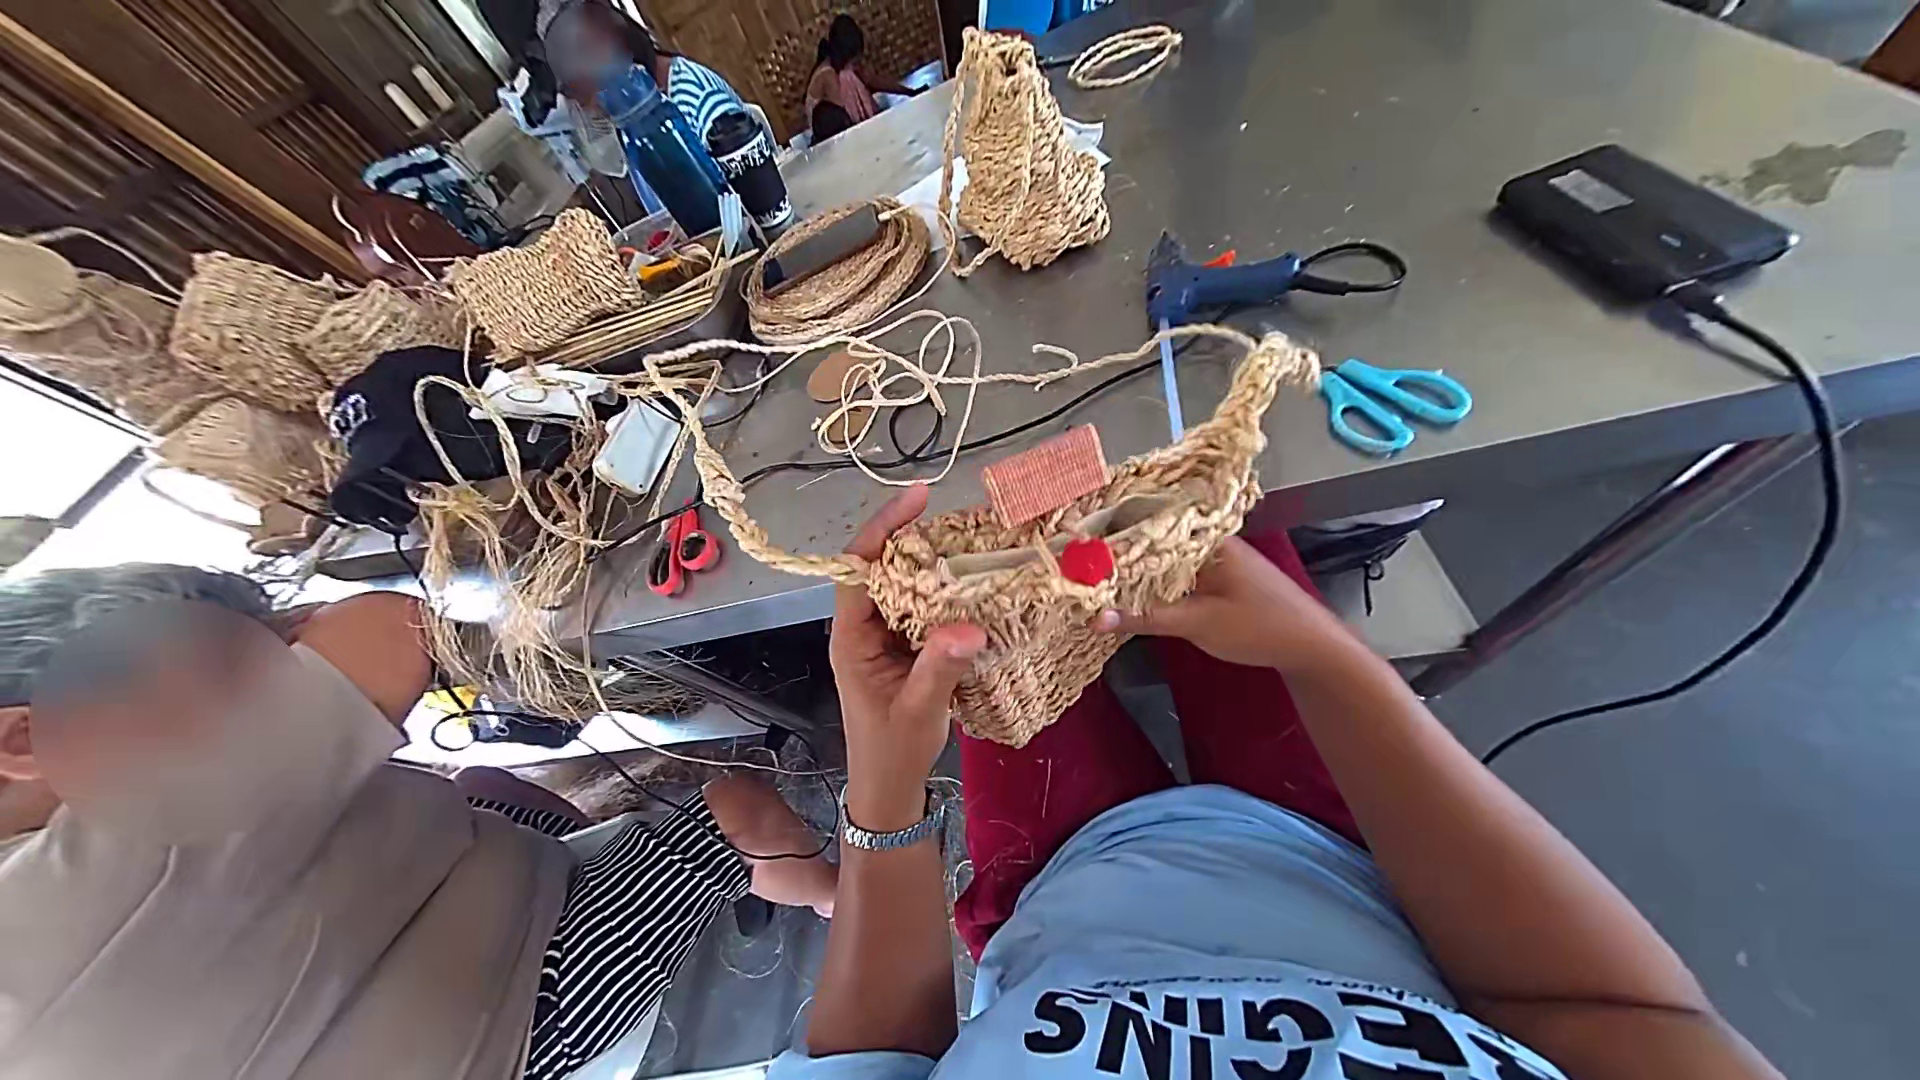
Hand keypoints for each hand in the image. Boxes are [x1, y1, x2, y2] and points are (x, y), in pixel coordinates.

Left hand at [830, 485, 983, 828]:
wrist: (890, 786)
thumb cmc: (893, 751)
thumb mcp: (918, 711)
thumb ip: (939, 669)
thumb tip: (969, 627)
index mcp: (852, 637)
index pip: (858, 569)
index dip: (882, 529)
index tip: (916, 499)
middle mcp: (864, 627)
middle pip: (880, 566)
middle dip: (912, 537)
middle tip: (956, 519)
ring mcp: (884, 635)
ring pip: (902, 583)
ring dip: (930, 561)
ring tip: (969, 541)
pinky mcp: (904, 644)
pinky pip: (920, 605)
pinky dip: (943, 589)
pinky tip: (970, 582)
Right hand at [1092, 537, 1356, 672]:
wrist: (1313, 648)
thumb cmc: (1261, 626)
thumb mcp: (1197, 623)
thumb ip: (1145, 617)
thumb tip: (1093, 617)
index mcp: (1206, 539)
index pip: (1151, 524)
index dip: (1114, 534)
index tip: (1077, 544)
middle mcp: (1207, 543)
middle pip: (1154, 541)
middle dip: (1119, 554)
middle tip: (1076, 564)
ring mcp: (1212, 561)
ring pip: (1163, 560)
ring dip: (1135, 571)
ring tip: (1093, 577)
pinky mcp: (1216, 580)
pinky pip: (1175, 574)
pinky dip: (1153, 583)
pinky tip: (1130, 593)